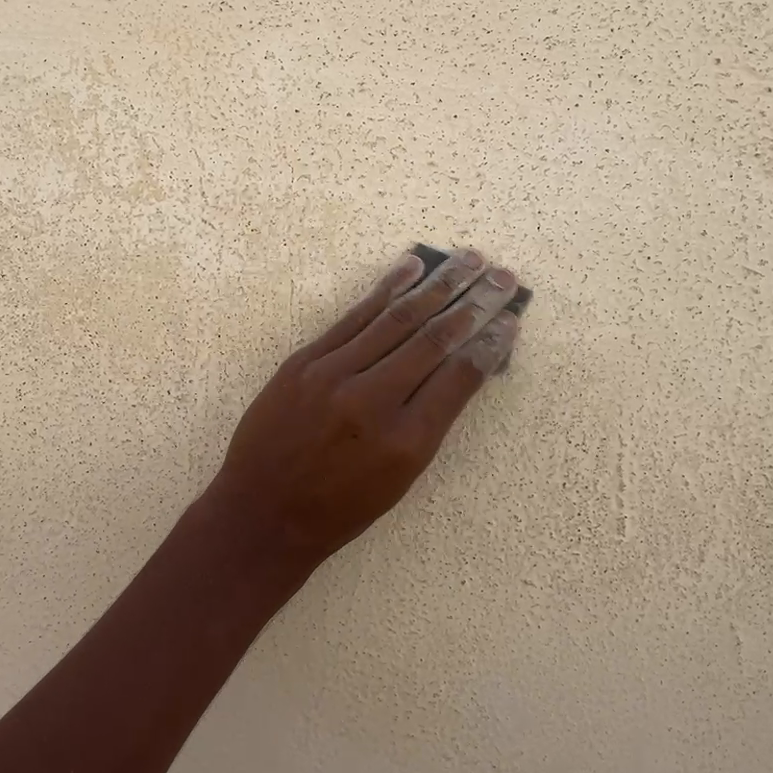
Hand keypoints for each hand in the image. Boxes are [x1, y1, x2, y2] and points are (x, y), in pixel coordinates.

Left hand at [206, 249, 521, 567]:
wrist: (261, 512)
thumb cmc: (338, 509)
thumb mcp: (399, 480)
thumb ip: (429, 422)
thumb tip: (460, 370)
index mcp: (407, 442)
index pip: (461, 378)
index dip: (490, 344)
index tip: (511, 319)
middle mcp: (373, 402)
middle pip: (435, 339)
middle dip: (475, 303)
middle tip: (503, 275)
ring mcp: (334, 376)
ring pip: (396, 319)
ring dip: (438, 285)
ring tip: (469, 260)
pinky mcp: (304, 362)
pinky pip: (353, 317)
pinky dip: (385, 290)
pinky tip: (411, 268)